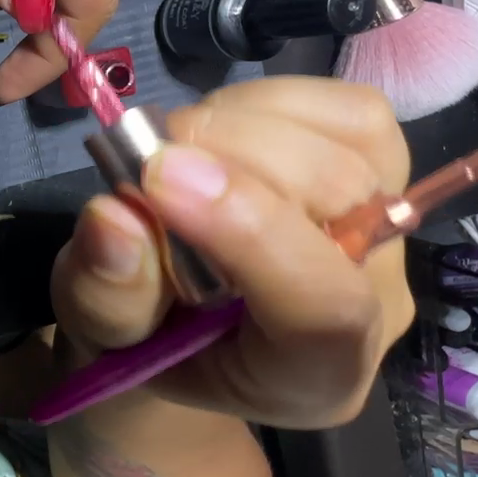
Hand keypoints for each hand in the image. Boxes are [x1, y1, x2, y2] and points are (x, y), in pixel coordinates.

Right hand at [50, 79, 412, 428]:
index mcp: (309, 375)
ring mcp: (382, 231)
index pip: (324, 303)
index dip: (247, 228)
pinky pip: (350, 111)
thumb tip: (113, 214)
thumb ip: (106, 293)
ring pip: (354, 141)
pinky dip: (269, 101)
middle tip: (141, 155)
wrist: (170, 324)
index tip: (155, 176)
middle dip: (230, 154)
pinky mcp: (377, 172)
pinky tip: (214, 129)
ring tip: (173, 147)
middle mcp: (372, 303)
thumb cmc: (134, 339)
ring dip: (244, 122)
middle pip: (343, 198)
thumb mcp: (94, 332)